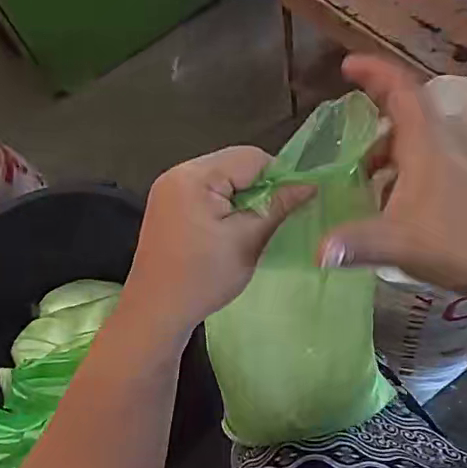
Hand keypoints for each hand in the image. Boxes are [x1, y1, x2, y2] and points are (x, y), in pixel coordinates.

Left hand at [124, 146, 312, 332]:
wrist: (157, 311)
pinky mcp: (168, 206)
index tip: (291, 206)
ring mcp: (169, 189)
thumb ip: (278, 206)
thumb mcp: (247, 241)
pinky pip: (207, 193)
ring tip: (250, 229)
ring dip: (243, 199)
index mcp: (195, 176)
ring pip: (223, 180)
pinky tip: (230, 232)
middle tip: (270, 221)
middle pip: (235, 164)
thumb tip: (309, 185)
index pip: (251, 157)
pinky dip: (226, 206)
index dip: (278, 177)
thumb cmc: (203, 278)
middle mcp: (178, 173)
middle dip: (259, 188)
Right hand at [321, 55, 466, 297]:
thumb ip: (360, 243)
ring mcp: (450, 175)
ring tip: (358, 176)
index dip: (376, 72)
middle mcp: (438, 154)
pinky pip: (417, 171)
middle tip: (344, 131)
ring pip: (410, 147)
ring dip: (382, 152)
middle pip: (405, 117)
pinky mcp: (455, 196)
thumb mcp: (403, 244)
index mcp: (425, 150)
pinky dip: (395, 177)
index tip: (348, 64)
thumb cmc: (463, 246)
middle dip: (373, 115)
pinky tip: (384, 206)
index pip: (402, 93)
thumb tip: (319, 250)